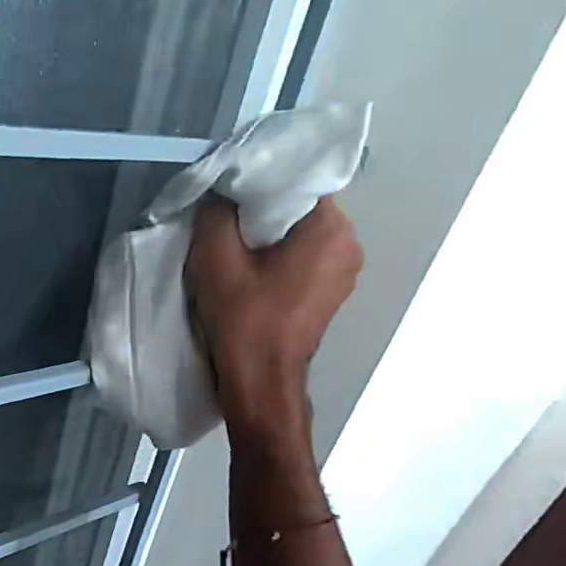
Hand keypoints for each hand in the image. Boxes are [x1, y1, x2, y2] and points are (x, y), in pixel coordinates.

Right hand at [187, 197, 361, 443]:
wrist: (261, 382)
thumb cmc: (244, 319)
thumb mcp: (216, 258)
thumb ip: (216, 213)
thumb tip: (221, 194)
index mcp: (331, 229)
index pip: (295, 183)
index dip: (257, 185)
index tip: (226, 197)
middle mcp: (349, 245)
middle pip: (298, 209)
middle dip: (261, 213)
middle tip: (225, 226)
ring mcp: (344, 273)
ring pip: (300, 236)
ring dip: (268, 238)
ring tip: (235, 252)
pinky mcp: (331, 294)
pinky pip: (303, 260)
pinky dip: (278, 260)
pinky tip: (251, 274)